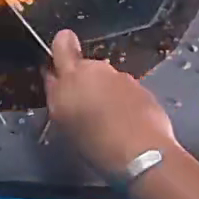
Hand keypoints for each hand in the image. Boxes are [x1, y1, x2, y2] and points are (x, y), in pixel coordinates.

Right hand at [44, 29, 176, 175]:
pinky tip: (124, 125)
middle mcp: (100, 70)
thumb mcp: (61, 117)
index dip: (61, 44)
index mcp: (72, 73)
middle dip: (85, 80)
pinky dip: (124, 104)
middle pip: (88, 68)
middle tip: (83, 106)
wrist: (141, 153)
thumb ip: (55, 91)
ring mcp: (125, 80)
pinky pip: (127, 94)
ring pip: (109, 81)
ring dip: (105, 94)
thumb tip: (52, 75)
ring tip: (105, 120)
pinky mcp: (146, 93)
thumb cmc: (90, 137)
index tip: (60, 52)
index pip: (62, 45)